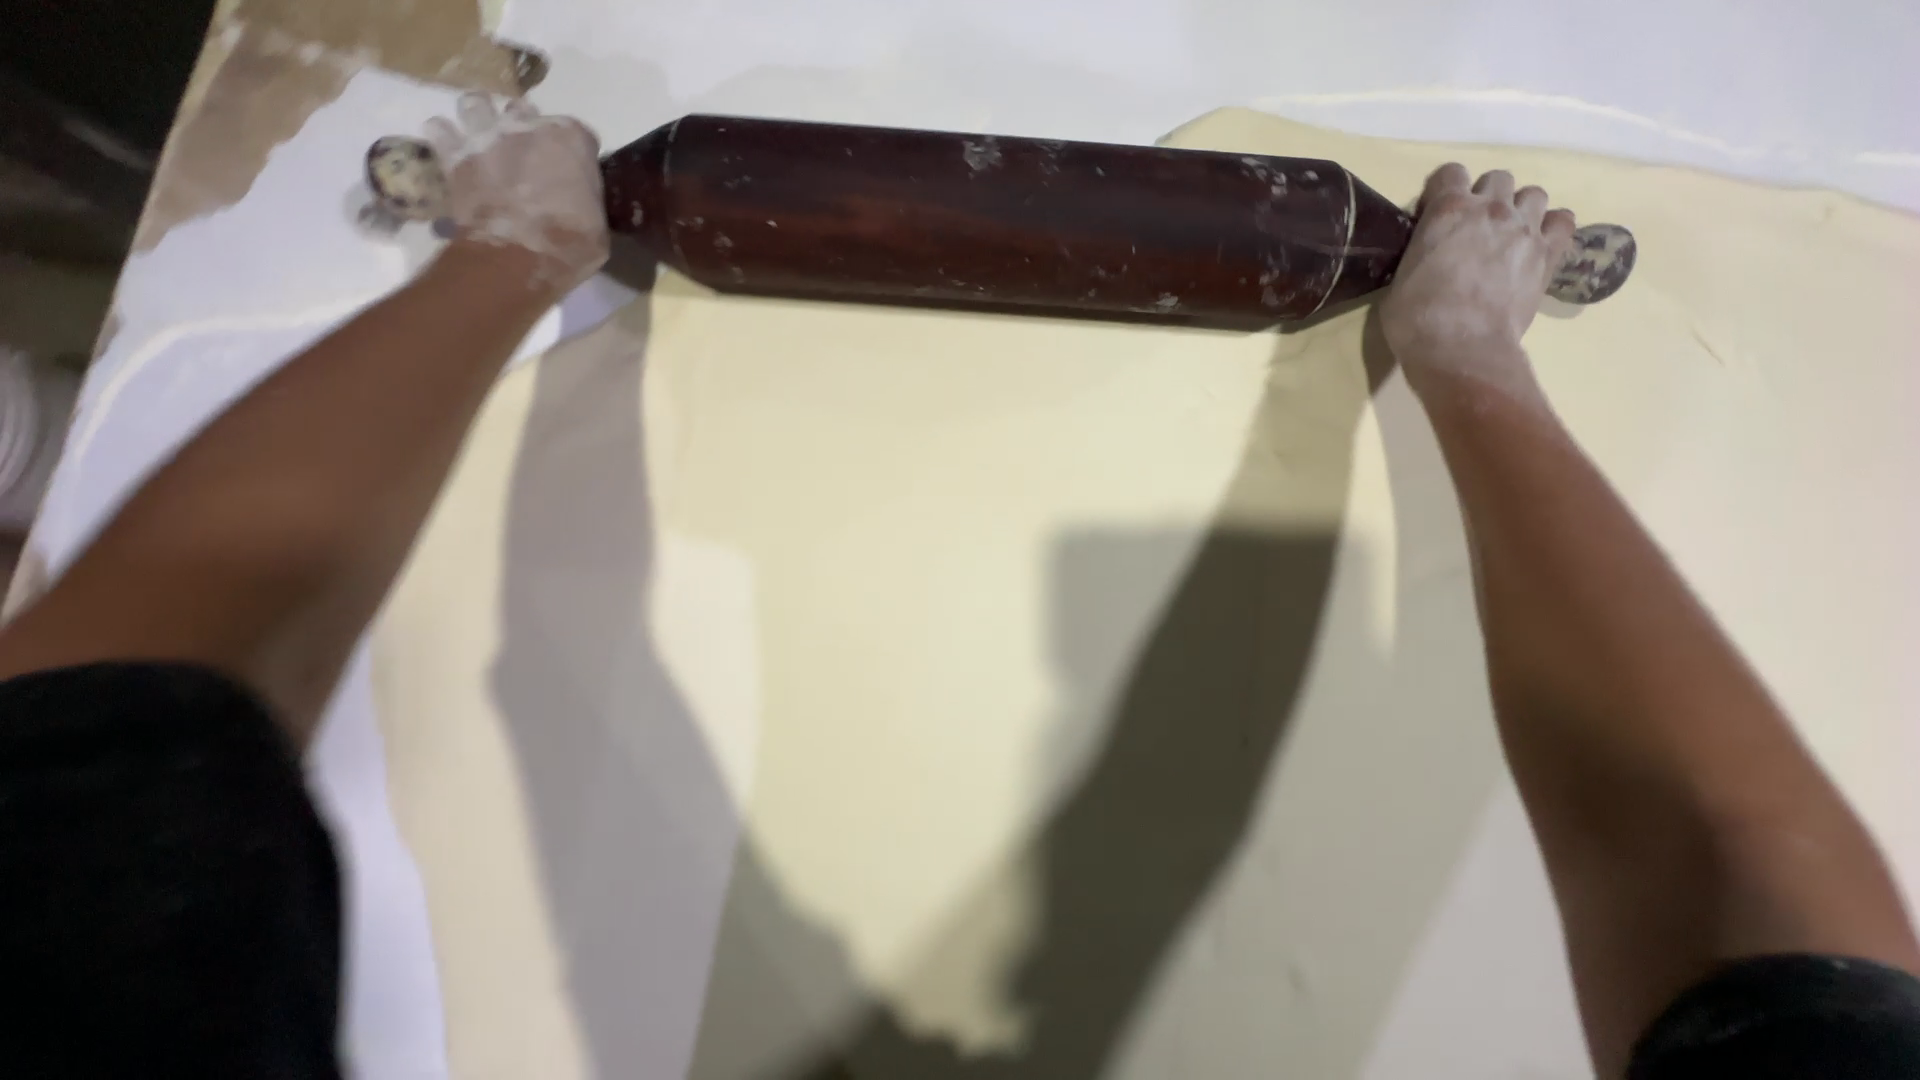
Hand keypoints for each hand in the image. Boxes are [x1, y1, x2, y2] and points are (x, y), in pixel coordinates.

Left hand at [424, 93, 609, 294]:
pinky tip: (453, 151)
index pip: (578, 132)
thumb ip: (586, 197)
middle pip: (524, 111)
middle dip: (526, 127)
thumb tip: (578, 199)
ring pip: (476, 105)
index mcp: (571, 139)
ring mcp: (486, 134)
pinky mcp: (454, 153)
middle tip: (527, 154)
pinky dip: (446, 138)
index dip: (576, 153)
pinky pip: (440, 130)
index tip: (575, 171)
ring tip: (484, 139)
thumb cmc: (571, 245)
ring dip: (481, 118)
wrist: (519, 256)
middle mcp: (527, 125)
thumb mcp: (598, 223)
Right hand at [1379, 164, 1575, 398]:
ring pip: (1533, 194)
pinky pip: (1564, 221)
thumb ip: (1420, 252)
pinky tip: (1536, 245)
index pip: (1449, 174)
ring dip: (1519, 209)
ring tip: (1507, 235)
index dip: (1441, 192)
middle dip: (1485, 198)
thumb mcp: (1400, 280)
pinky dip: (1551, 228)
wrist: (1461, 349)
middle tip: (1473, 228)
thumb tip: (1430, 253)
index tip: (1434, 215)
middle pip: (1497, 179)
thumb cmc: (1416, 320)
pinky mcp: (1549, 253)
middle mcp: (1491, 209)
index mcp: (1448, 211)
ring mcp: (1526, 228)